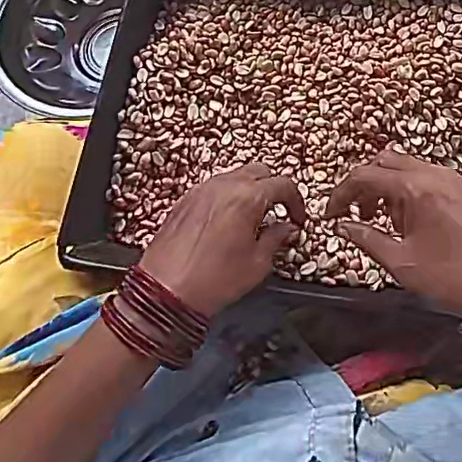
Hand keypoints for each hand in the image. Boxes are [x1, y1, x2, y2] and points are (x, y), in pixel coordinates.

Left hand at [137, 162, 306, 315]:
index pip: (282, 184)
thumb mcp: (257, 263)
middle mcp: (223, 185)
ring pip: (235, 176)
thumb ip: (276, 238)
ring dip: (250, 190)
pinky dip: (227, 196)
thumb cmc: (213, 280)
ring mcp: (201, 190)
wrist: (165, 290)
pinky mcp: (185, 199)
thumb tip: (286, 228)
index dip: (296, 201)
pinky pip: (214, 188)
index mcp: (247, 197)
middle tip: (279, 212)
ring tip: (253, 218)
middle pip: (259, 171)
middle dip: (273, 189)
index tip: (297, 219)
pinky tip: (228, 221)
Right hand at [326, 149, 461, 324]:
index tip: (332, 213)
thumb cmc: (454, 280)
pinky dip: (413, 190)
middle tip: (358, 214)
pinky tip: (415, 222)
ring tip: (388, 223)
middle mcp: (437, 175)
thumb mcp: (400, 263)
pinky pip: (431, 177)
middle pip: (386, 162)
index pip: (365, 176)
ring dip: (389, 187)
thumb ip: (366, 238)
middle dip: (366, 185)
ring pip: (409, 167)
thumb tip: (343, 226)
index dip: (341, 194)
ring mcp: (457, 181)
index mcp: (418, 189)